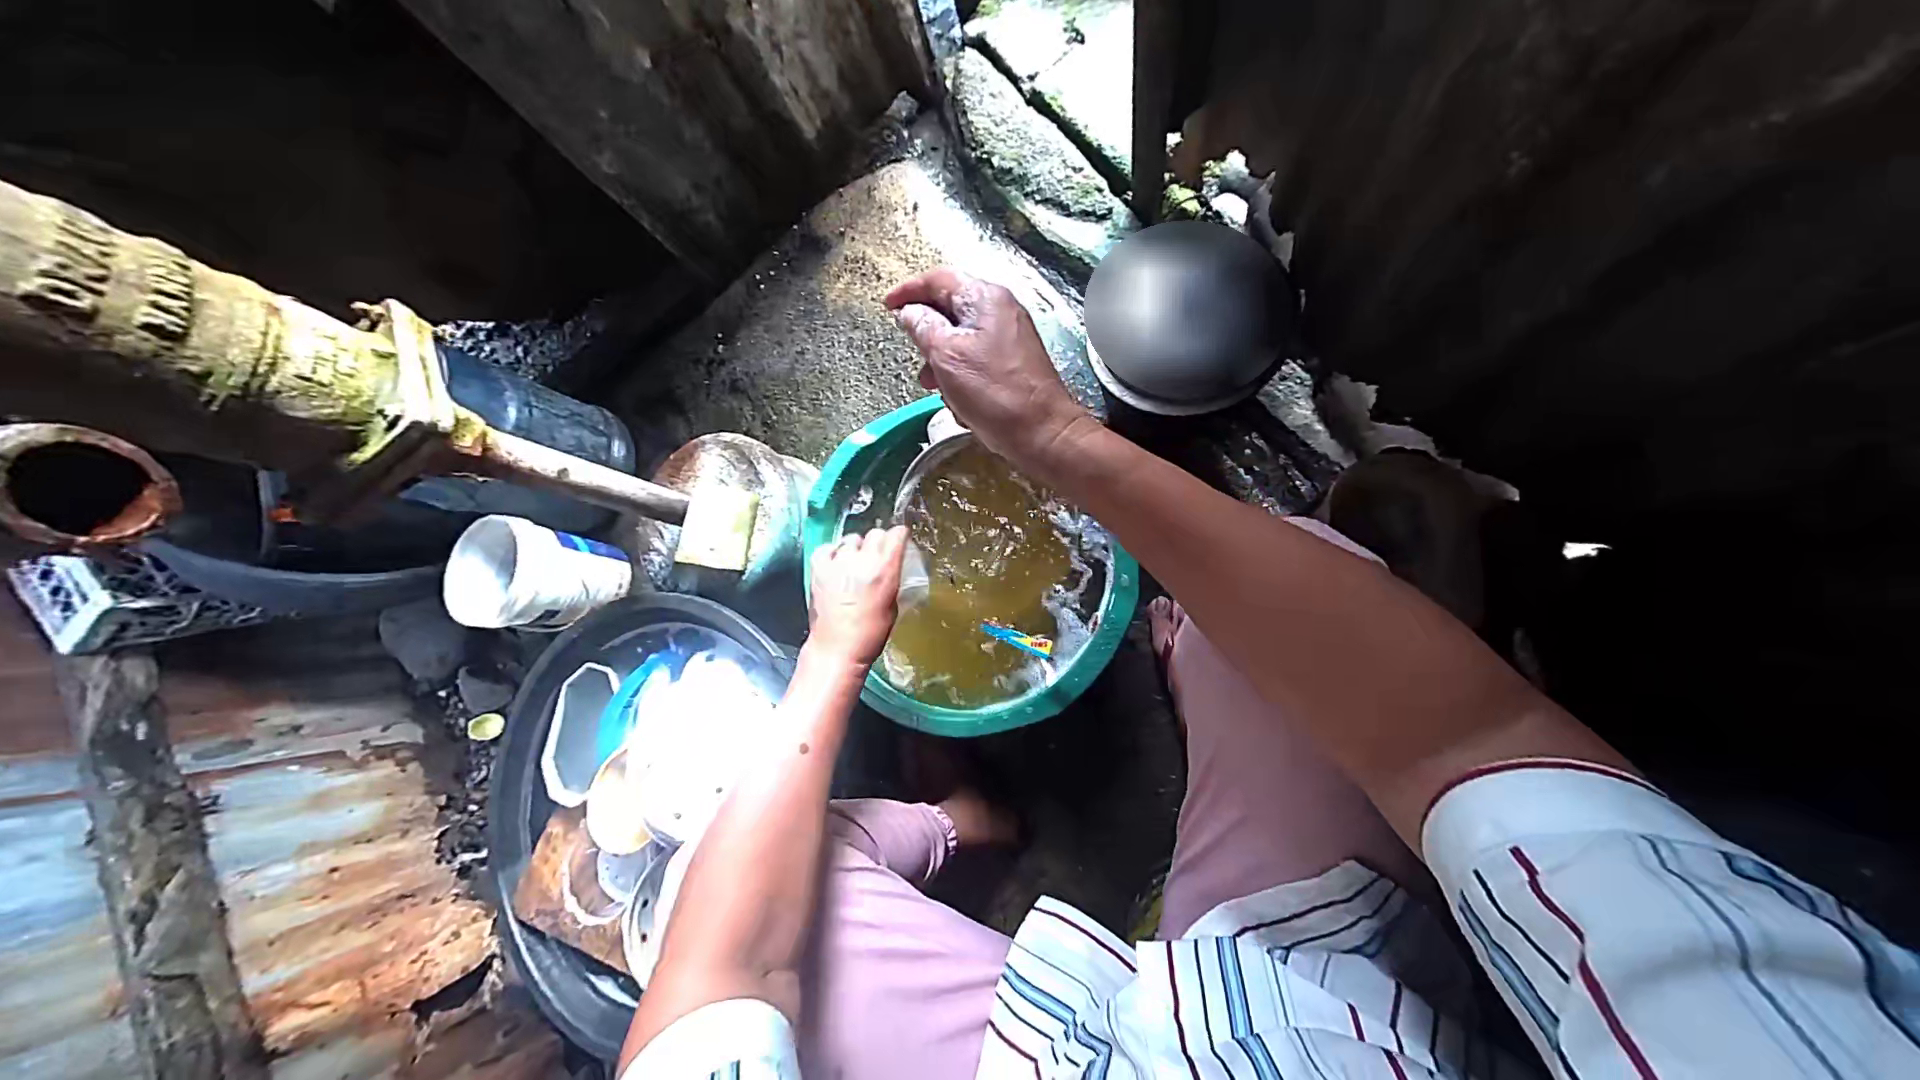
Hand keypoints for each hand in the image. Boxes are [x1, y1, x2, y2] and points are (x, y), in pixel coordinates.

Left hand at [808, 526, 908, 664]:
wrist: (837, 650)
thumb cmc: (870, 635)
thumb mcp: (893, 605)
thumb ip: (892, 579)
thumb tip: (891, 567)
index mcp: (884, 570)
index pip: (896, 535)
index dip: (899, 536)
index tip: (899, 540)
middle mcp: (861, 561)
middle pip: (874, 534)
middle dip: (878, 542)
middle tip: (877, 557)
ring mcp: (837, 562)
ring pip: (851, 539)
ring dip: (855, 549)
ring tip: (854, 564)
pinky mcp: (818, 567)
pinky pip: (827, 547)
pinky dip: (833, 553)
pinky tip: (836, 564)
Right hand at [885, 268, 1094, 474]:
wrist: (1042, 432)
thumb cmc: (997, 394)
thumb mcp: (946, 356)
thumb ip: (922, 328)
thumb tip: (909, 312)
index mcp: (985, 298)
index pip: (938, 279)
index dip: (908, 291)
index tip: (889, 305)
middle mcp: (1002, 310)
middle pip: (951, 308)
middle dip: (926, 331)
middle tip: (912, 349)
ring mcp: (1010, 337)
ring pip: (962, 337)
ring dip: (941, 359)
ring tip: (931, 383)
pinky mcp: (1014, 363)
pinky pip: (977, 360)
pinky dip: (960, 374)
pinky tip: (957, 399)